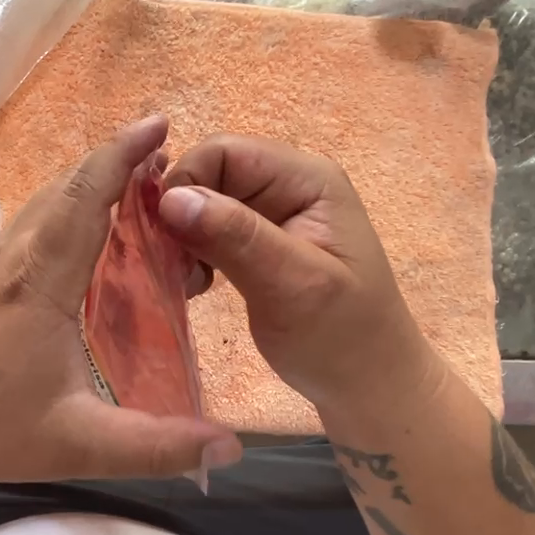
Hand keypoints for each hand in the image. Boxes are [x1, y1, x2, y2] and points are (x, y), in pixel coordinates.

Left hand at [0, 116, 243, 510]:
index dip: (120, 156)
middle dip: (112, 164)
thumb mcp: (81, 446)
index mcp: (37, 286)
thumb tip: (231, 450)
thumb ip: (158, 447)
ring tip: (134, 189)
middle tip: (164, 160)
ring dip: (86, 188)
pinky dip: (62, 214)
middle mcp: (10, 263)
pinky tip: (84, 238)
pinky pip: (26, 230)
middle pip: (62, 192)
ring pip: (40, 208)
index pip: (83, 200)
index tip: (157, 124)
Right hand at [157, 134, 443, 414]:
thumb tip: (170, 199)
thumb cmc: (342, 338)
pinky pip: (207, 231)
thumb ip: (236, 238)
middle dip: (180, 216)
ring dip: (182, 240)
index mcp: (306, 179)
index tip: (166, 239)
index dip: (184, 185)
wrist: (367, 383)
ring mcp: (271, 213)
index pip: (222, 151)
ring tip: (189, 283)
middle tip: (180, 271)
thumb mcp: (292, 286)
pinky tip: (196, 285)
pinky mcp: (255, 242)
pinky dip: (191, 255)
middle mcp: (286, 184)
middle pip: (207, 174)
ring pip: (201, 204)